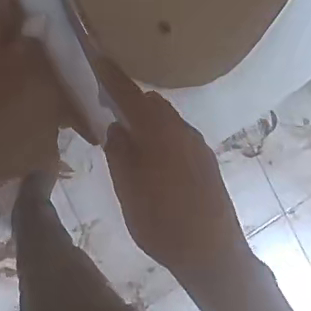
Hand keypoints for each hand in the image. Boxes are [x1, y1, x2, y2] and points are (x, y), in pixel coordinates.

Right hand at [96, 59, 250, 286]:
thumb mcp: (128, 189)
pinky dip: (161, 138)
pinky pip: (178, 137)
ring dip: (147, 122)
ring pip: (167, 121)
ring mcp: (198, 145)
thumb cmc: (162, 222)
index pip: (130, 95)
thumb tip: (115, 126)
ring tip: (128, 142)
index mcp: (159, 132)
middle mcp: (182, 130)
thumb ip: (119, 152)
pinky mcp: (207, 162)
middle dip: (131, 102)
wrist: (213, 253)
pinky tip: (152, 162)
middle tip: (108, 112)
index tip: (98, 57)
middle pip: (152, 104)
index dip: (112, 78)